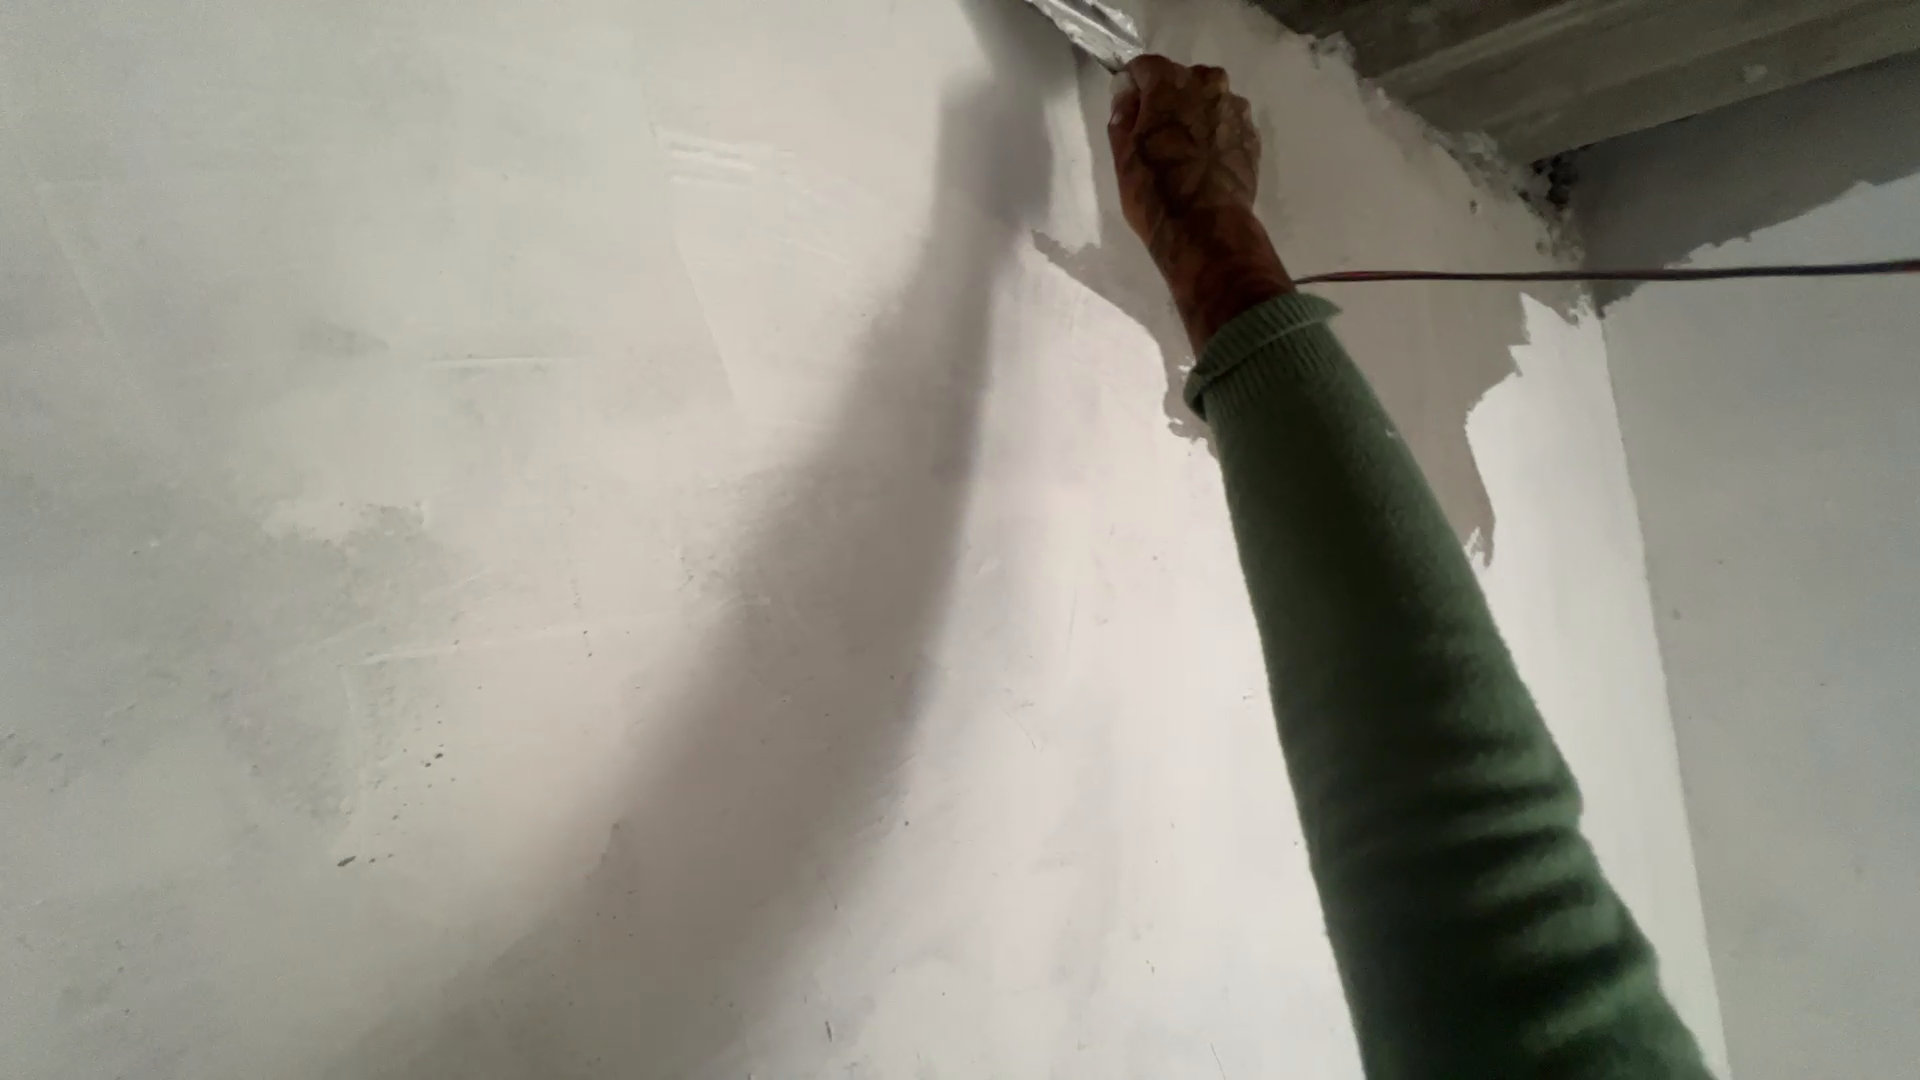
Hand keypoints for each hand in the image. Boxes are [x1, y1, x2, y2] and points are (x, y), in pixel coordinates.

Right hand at [1109, 56, 1292, 352]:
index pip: (1145, 68)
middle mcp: (1207, 85)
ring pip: (1208, 102)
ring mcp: (1235, 109)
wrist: (1204, 231)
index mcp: (1169, 84)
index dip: (1133, 88)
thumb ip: (1122, 121)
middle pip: (1181, 81)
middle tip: (1155, 137)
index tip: (1127, 111)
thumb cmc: (1154, 194)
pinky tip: (1203, 166)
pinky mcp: (1251, 136)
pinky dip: (1214, 137)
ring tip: (1182, 154)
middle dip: (1167, 102)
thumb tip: (1126, 100)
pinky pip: (1226, 126)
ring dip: (1194, 118)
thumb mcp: (1123, 161)